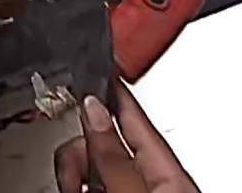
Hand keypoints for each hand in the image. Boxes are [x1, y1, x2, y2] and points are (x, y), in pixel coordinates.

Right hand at [54, 85, 196, 192]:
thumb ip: (114, 152)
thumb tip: (92, 105)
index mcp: (171, 174)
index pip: (133, 112)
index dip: (108, 84)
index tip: (89, 62)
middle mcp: (157, 181)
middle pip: (106, 138)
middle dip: (79, 144)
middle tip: (70, 169)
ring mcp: (141, 191)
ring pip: (95, 160)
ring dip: (75, 166)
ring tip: (72, 186)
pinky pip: (95, 181)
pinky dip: (80, 182)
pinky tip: (77, 190)